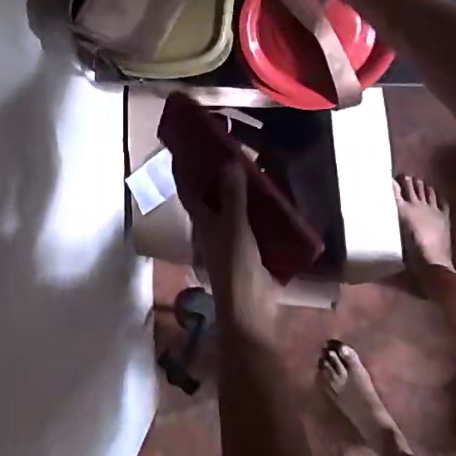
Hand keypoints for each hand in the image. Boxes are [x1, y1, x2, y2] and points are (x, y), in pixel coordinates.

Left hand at [178, 158, 277, 339]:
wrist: (251, 310)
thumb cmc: (235, 267)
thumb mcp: (235, 227)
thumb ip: (232, 196)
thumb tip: (227, 160)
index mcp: (202, 221)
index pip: (187, 189)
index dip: (182, 167)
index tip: (184, 145)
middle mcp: (212, 227)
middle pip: (209, 196)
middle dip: (215, 174)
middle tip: (230, 148)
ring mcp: (230, 239)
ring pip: (231, 208)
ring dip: (239, 190)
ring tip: (255, 167)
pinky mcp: (249, 250)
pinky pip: (251, 222)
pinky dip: (258, 209)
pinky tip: (273, 199)